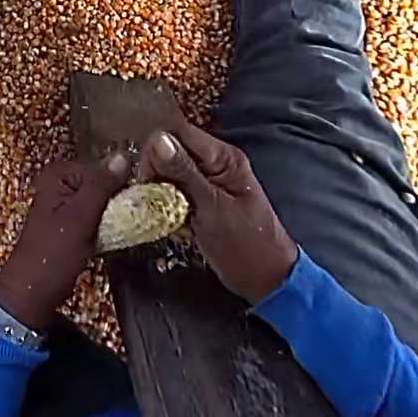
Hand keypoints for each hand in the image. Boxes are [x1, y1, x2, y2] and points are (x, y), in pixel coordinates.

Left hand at [0, 155, 130, 330]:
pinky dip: (108, 224)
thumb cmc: (53, 254)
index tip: (140, 199)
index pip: (102, 168)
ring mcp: (65, 204)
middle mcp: (60, 183)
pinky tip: (118, 235)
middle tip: (136, 216)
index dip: (122, 183)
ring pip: (102, 201)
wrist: (33, 294)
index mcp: (58, 174)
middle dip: (119, 199)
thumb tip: (123, 156)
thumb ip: (101, 185)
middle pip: (103, 184)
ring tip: (130, 226)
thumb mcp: (80, 216)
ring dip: (116, 213)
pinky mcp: (72, 224)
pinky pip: (98, 216)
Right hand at [143, 122, 299, 303]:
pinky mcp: (202, 198)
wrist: (269, 284)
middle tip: (156, 200)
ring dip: (161, 190)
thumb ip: (184, 172)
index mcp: (223, 157)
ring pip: (169, 171)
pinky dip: (168, 204)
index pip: (178, 132)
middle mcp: (215, 162)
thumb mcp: (212, 209)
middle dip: (157, 172)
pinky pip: (174, 189)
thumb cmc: (246, 247)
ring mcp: (209, 180)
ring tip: (166, 214)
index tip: (147, 176)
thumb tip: (158, 139)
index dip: (157, 149)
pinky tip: (175, 222)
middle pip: (170, 149)